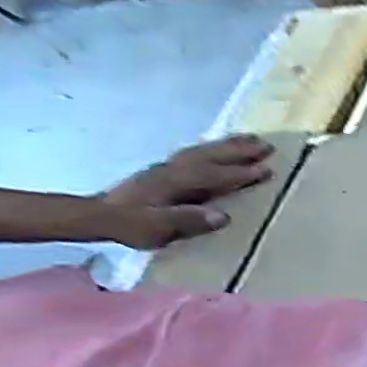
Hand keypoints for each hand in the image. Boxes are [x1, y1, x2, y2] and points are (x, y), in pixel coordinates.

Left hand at [98, 135, 274, 250]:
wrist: (98, 216)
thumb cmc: (132, 225)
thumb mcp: (159, 227)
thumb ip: (189, 220)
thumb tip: (223, 216)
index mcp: (175, 183)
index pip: (213, 175)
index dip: (240, 173)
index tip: (267, 169)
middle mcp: (173, 170)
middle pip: (209, 155)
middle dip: (238, 150)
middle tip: (266, 144)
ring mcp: (167, 168)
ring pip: (202, 151)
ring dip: (227, 145)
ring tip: (251, 139)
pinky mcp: (165, 171)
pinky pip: (194, 154)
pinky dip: (211, 148)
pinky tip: (219, 148)